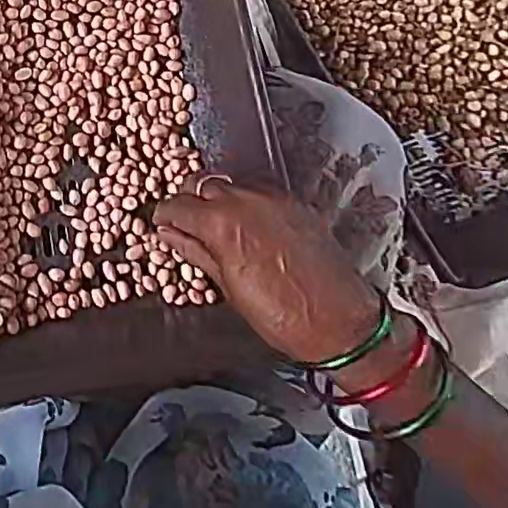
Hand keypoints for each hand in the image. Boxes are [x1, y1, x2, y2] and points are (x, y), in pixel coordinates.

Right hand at [153, 177, 382, 364]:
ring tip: (218, 223)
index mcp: (219, 224)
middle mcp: (243, 201)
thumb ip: (194, 250)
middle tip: (188, 223)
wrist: (342, 325)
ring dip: (217, 198)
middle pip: (200, 184)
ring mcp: (271, 199)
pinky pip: (257, 189)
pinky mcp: (293, 203)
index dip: (165, 215)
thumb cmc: (283, 315)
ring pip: (228, 183)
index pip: (176, 205)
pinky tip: (247, 222)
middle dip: (189, 201)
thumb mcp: (227, 285)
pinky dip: (244, 199)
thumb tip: (169, 234)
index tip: (164, 223)